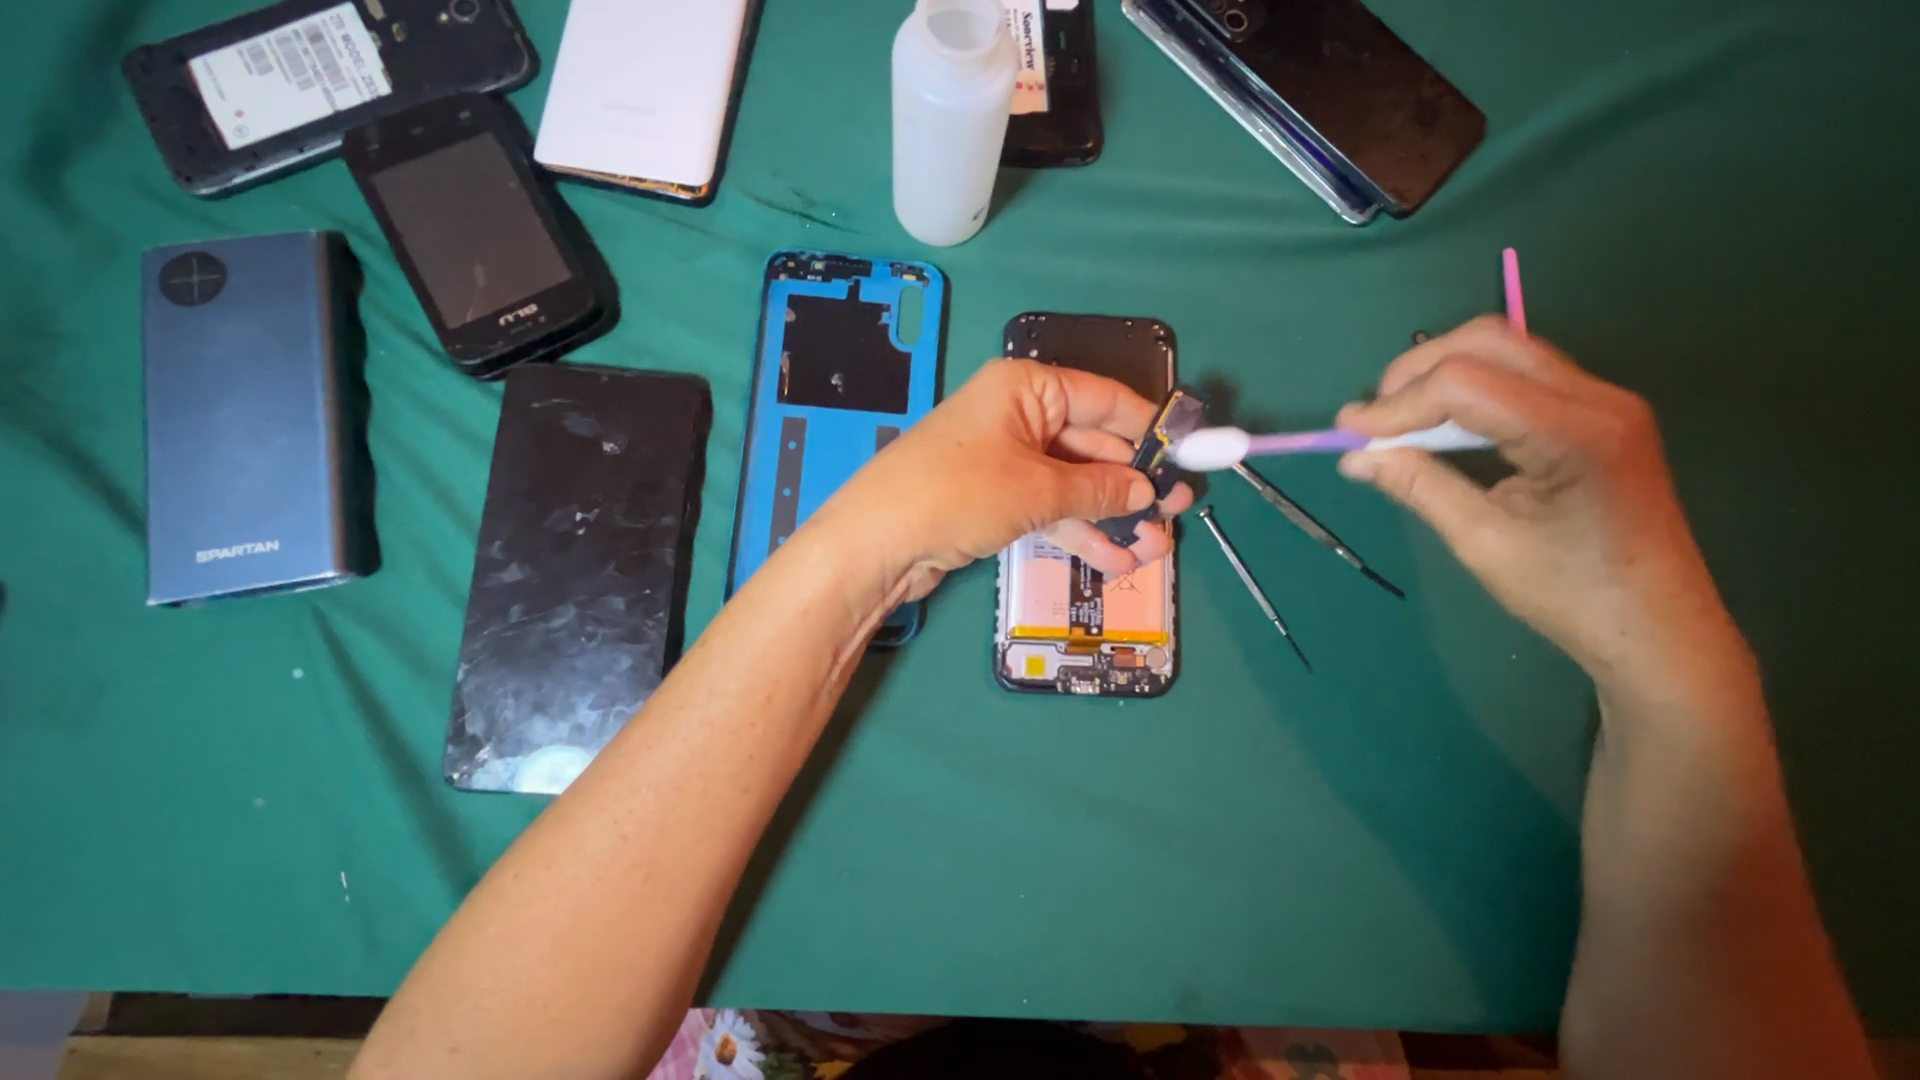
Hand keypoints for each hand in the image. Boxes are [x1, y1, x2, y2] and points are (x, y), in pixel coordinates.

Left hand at [806, 359, 1191, 601]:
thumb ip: (1099, 489)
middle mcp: (1018, 416)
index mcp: (1027, 388)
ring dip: (1112, 516)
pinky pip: (1049, 508)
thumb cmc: (960, 493)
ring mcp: (1005, 460)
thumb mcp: (1038, 489)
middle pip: (1091, 446)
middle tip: (1176, 515)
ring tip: (1154, 549)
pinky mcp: (995, 499)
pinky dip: (1079, 531)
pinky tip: (1115, 560)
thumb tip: (1147, 491)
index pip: (1105, 400)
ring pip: (1073, 483)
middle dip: (1133, 485)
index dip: (1150, 429)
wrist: (878, 542)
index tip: (1189, 457)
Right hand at [1335, 317, 1746, 693]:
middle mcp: (1597, 398)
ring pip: (1505, 349)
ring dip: (1441, 374)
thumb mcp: (1481, 541)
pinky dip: (1470, 389)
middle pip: (1488, 342)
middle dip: (1417, 372)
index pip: (1465, 382)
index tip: (1348, 433)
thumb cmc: (1570, 594)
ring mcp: (1605, 401)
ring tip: (1398, 420)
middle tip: (1373, 418)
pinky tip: (1442, 427)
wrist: (1658, 627)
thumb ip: (1418, 486)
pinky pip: (1522, 375)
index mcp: (1573, 433)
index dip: (1398, 403)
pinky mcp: (1599, 413)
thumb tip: (1354, 458)